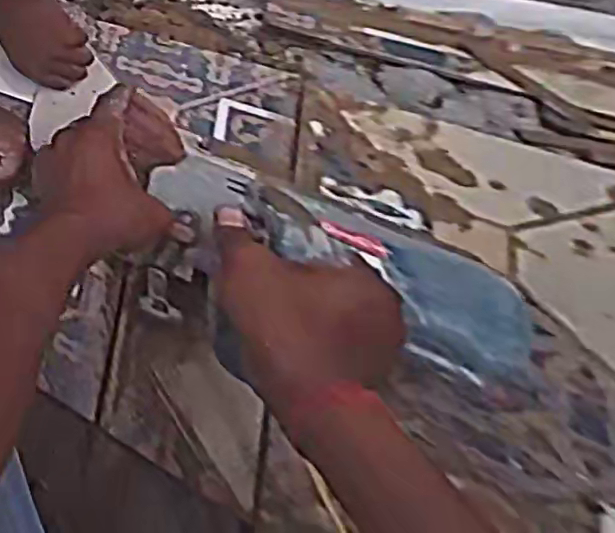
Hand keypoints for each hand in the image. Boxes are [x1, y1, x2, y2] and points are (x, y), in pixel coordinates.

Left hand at [0, 0, 92, 87]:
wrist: (15, 3)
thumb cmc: (10, 22)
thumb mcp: (16, 50)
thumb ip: (35, 62)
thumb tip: (48, 64)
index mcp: (32, 70)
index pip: (58, 84)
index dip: (66, 78)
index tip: (68, 71)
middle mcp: (49, 65)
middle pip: (77, 74)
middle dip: (78, 66)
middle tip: (75, 54)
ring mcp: (62, 51)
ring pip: (85, 58)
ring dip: (81, 50)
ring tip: (73, 41)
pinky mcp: (71, 36)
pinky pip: (84, 39)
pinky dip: (78, 32)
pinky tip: (68, 26)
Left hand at [33, 85, 176, 253]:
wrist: (67, 237)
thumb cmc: (102, 218)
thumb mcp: (152, 213)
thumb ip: (169, 210)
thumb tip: (178, 221)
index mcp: (98, 135)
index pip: (114, 105)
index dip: (125, 98)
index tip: (127, 92)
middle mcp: (71, 139)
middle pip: (95, 123)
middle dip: (116, 132)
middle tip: (134, 142)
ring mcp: (53, 154)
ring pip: (77, 141)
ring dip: (95, 149)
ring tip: (114, 165)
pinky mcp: (42, 172)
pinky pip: (62, 159)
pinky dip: (76, 164)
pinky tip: (90, 180)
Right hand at [212, 208, 405, 417]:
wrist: (306, 400)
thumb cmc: (282, 325)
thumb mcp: (245, 267)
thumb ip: (237, 236)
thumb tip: (230, 214)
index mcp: (364, 276)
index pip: (317, 242)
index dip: (278, 239)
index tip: (251, 244)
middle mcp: (384, 308)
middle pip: (322, 275)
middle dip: (288, 272)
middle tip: (253, 273)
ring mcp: (380, 343)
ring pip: (326, 306)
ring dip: (297, 301)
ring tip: (259, 302)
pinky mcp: (366, 370)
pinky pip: (328, 334)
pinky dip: (305, 327)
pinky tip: (277, 330)